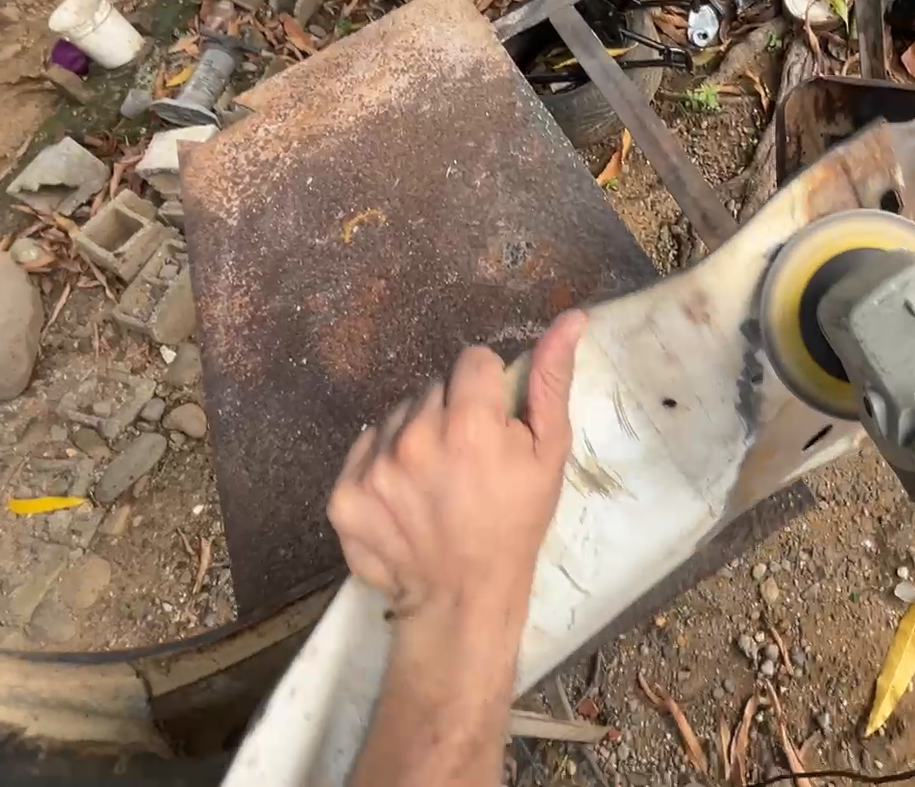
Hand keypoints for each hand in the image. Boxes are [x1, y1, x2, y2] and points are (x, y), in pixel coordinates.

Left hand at [328, 310, 586, 629]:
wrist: (462, 597)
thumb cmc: (517, 521)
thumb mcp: (549, 452)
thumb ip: (552, 379)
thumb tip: (571, 317)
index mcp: (470, 423)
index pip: (473, 359)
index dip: (489, 386)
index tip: (495, 421)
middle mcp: (415, 436)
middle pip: (435, 385)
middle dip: (454, 408)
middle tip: (469, 454)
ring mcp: (373, 466)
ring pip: (399, 413)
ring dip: (418, 432)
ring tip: (437, 474)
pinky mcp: (343, 493)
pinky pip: (365, 445)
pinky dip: (384, 459)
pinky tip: (406, 489)